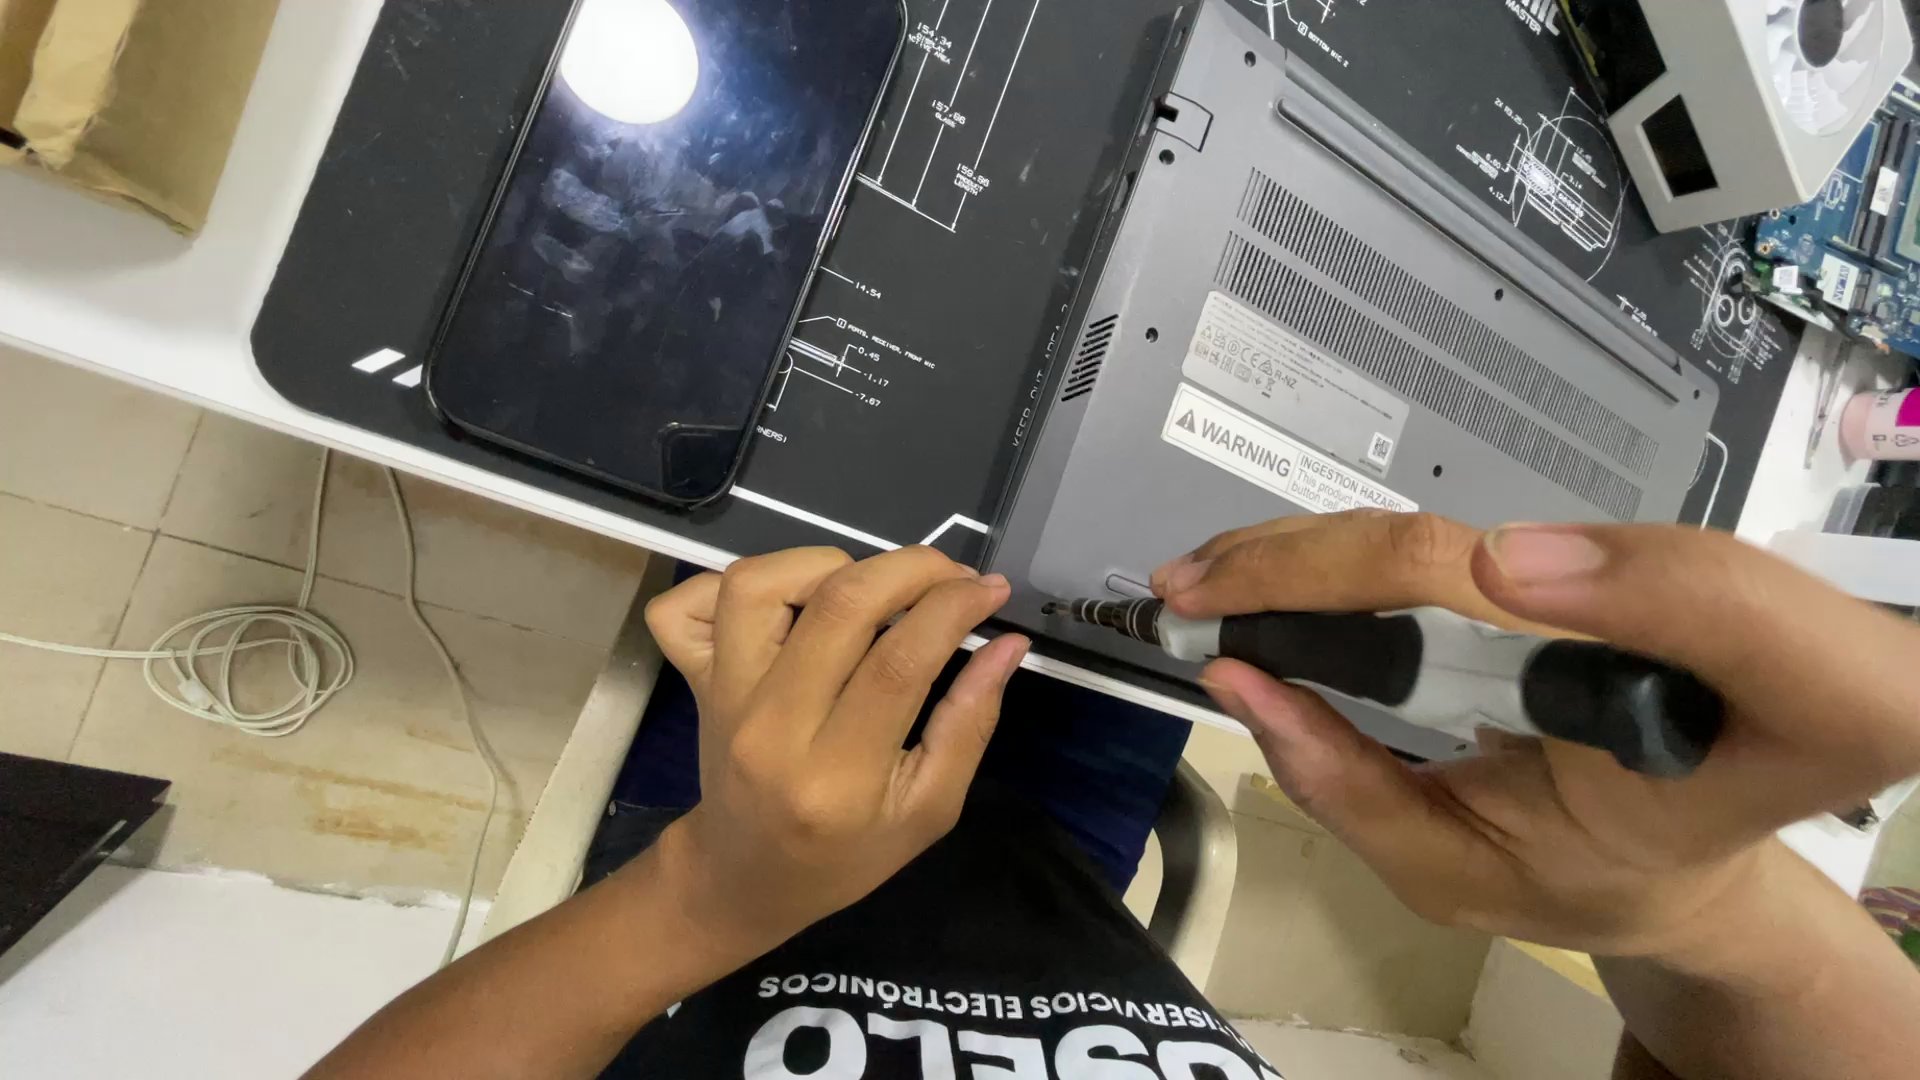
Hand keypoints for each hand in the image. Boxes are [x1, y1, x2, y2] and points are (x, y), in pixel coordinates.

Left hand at [638, 547, 1028, 956]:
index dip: (954, 608)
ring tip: (868, 588)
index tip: (990, 590)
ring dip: (827, 564)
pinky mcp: (694, 678)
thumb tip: (1006, 643)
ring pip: (758, 585)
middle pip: (838, 606)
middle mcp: (770, 727)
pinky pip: (686, 605)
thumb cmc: (845, 856)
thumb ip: (970, 723)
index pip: (899, 661)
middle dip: (910, 568)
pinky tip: (786, 602)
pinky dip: (731, 582)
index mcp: (836, 775)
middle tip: (949, 574)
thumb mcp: (929, 809)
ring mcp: (721, 696)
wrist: (742, 878)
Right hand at [1154, 511, 1919, 957]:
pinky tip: (1248, 568)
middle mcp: (1691, 617)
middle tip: (1191, 597)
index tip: (1493, 576)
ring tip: (1197, 584)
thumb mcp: (1460, 874)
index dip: (1629, 578)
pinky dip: (1318, 551)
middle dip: (1314, 568)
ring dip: (1295, 550)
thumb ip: (1351, 792)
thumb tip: (1237, 675)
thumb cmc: (1575, 874)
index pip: (1718, 610)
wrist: (1653, 840)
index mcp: (1750, 725)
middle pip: (1483, 557)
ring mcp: (1605, 568)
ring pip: (1429, 531)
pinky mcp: (1534, 551)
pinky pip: (1412, 538)